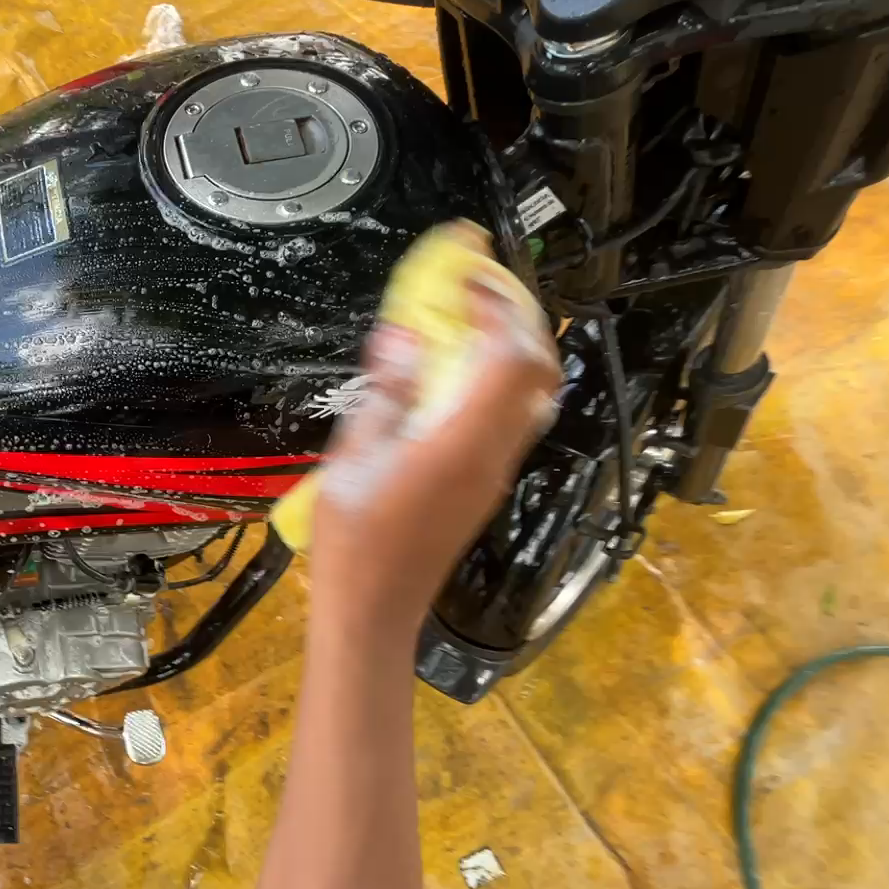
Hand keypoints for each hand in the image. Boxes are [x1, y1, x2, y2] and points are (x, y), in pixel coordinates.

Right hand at [312, 263, 560, 636]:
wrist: (375, 609)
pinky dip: (494, 380)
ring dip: (508, 347)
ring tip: (464, 324)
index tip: (461, 278)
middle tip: (471, 291)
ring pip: (530, 393)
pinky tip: (453, 377)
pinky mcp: (485, 484)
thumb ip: (383, 398)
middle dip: (513, 317)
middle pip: (536, 370)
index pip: (510, 357)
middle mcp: (493, 454)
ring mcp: (495, 472)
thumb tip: (401, 339)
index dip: (496, 307)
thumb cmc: (353, 541)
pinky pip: (509, 417)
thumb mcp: (351, 463)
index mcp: (459, 445)